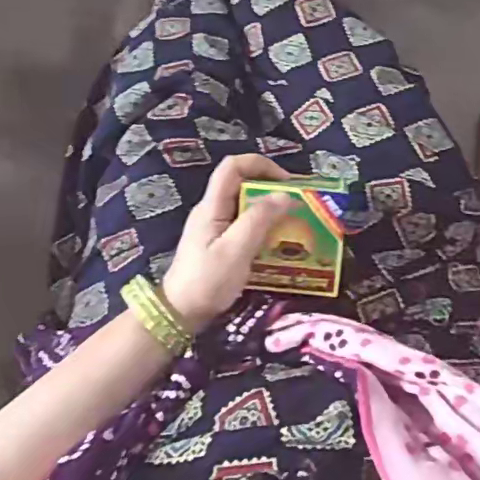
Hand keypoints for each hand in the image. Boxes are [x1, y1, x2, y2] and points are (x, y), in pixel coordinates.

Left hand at [161, 154, 296, 331]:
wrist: (180, 314)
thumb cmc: (207, 281)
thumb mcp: (236, 250)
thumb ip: (259, 220)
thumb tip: (285, 195)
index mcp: (211, 206)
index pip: (233, 166)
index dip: (261, 165)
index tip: (288, 181)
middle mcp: (212, 211)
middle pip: (242, 184)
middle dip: (272, 189)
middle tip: (299, 205)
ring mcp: (214, 227)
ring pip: (245, 206)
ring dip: (270, 211)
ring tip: (294, 225)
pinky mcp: (219, 243)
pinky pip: (244, 226)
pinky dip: (263, 229)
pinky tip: (278, 244)